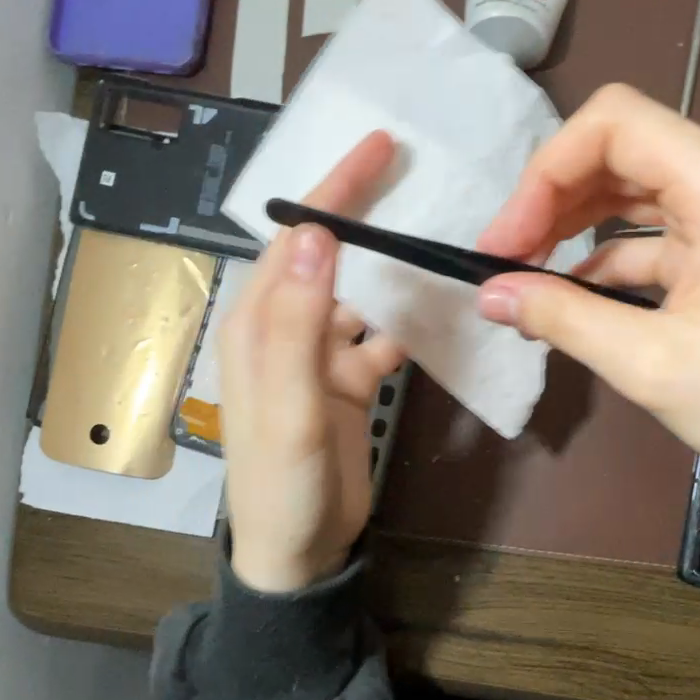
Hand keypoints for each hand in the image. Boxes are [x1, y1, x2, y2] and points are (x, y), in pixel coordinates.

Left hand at [220, 132, 405, 592]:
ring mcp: (317, 358)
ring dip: (390, 267)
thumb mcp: (287, 407)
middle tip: (414, 171)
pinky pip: (379, 338)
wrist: (298, 552)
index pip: (297, 240)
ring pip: (358, 295)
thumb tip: (318, 233)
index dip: (333, 191)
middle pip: (326, 256)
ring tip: (438, 232)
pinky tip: (440, 311)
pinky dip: (406, 323)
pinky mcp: (344, 384)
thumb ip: (298, 323)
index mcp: (259, 326)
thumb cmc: (284, 484)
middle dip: (362, 212)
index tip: (379, 148)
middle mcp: (285, 331)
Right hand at [476, 85, 699, 503]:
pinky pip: (655, 235)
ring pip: (634, 191)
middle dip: (553, 199)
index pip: (617, 124)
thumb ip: (564, 318)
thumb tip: (488, 294)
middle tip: (504, 260)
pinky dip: (607, 260)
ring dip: (574, 226)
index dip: (547, 171)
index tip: (508, 239)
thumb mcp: (651, 366)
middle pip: (621, 151)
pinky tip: (568, 296)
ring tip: (524, 276)